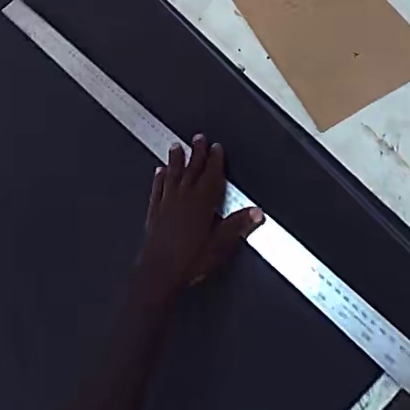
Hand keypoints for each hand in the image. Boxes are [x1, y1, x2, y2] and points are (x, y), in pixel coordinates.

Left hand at [132, 135, 263, 305]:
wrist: (159, 272)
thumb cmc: (190, 260)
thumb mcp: (220, 244)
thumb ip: (238, 226)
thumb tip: (255, 213)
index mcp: (202, 202)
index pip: (211, 174)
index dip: (215, 160)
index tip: (217, 148)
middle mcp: (183, 197)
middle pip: (192, 168)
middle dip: (197, 152)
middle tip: (198, 138)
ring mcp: (167, 202)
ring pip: (173, 173)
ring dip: (176, 159)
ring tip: (176, 146)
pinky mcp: (154, 210)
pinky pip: (158, 187)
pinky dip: (159, 177)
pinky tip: (159, 171)